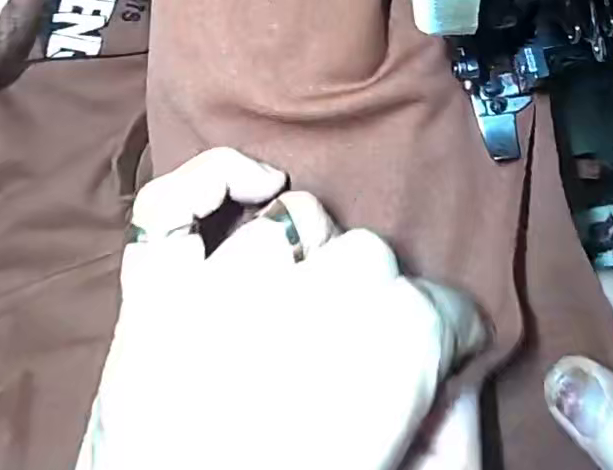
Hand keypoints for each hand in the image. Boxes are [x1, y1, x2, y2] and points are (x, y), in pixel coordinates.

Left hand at [77, 148, 488, 469]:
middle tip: (357, 354)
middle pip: (370, 254)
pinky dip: (214, 177)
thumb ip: (453, 434)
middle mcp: (308, 302)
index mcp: (386, 351)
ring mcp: (220, 290)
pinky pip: (172, 206)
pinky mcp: (151, 297)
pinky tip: (257, 186)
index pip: (441, 305)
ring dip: (308, 255)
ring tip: (301, 308)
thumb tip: (461, 375)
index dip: (446, 336)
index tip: (441, 358)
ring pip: (293, 218)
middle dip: (376, 299)